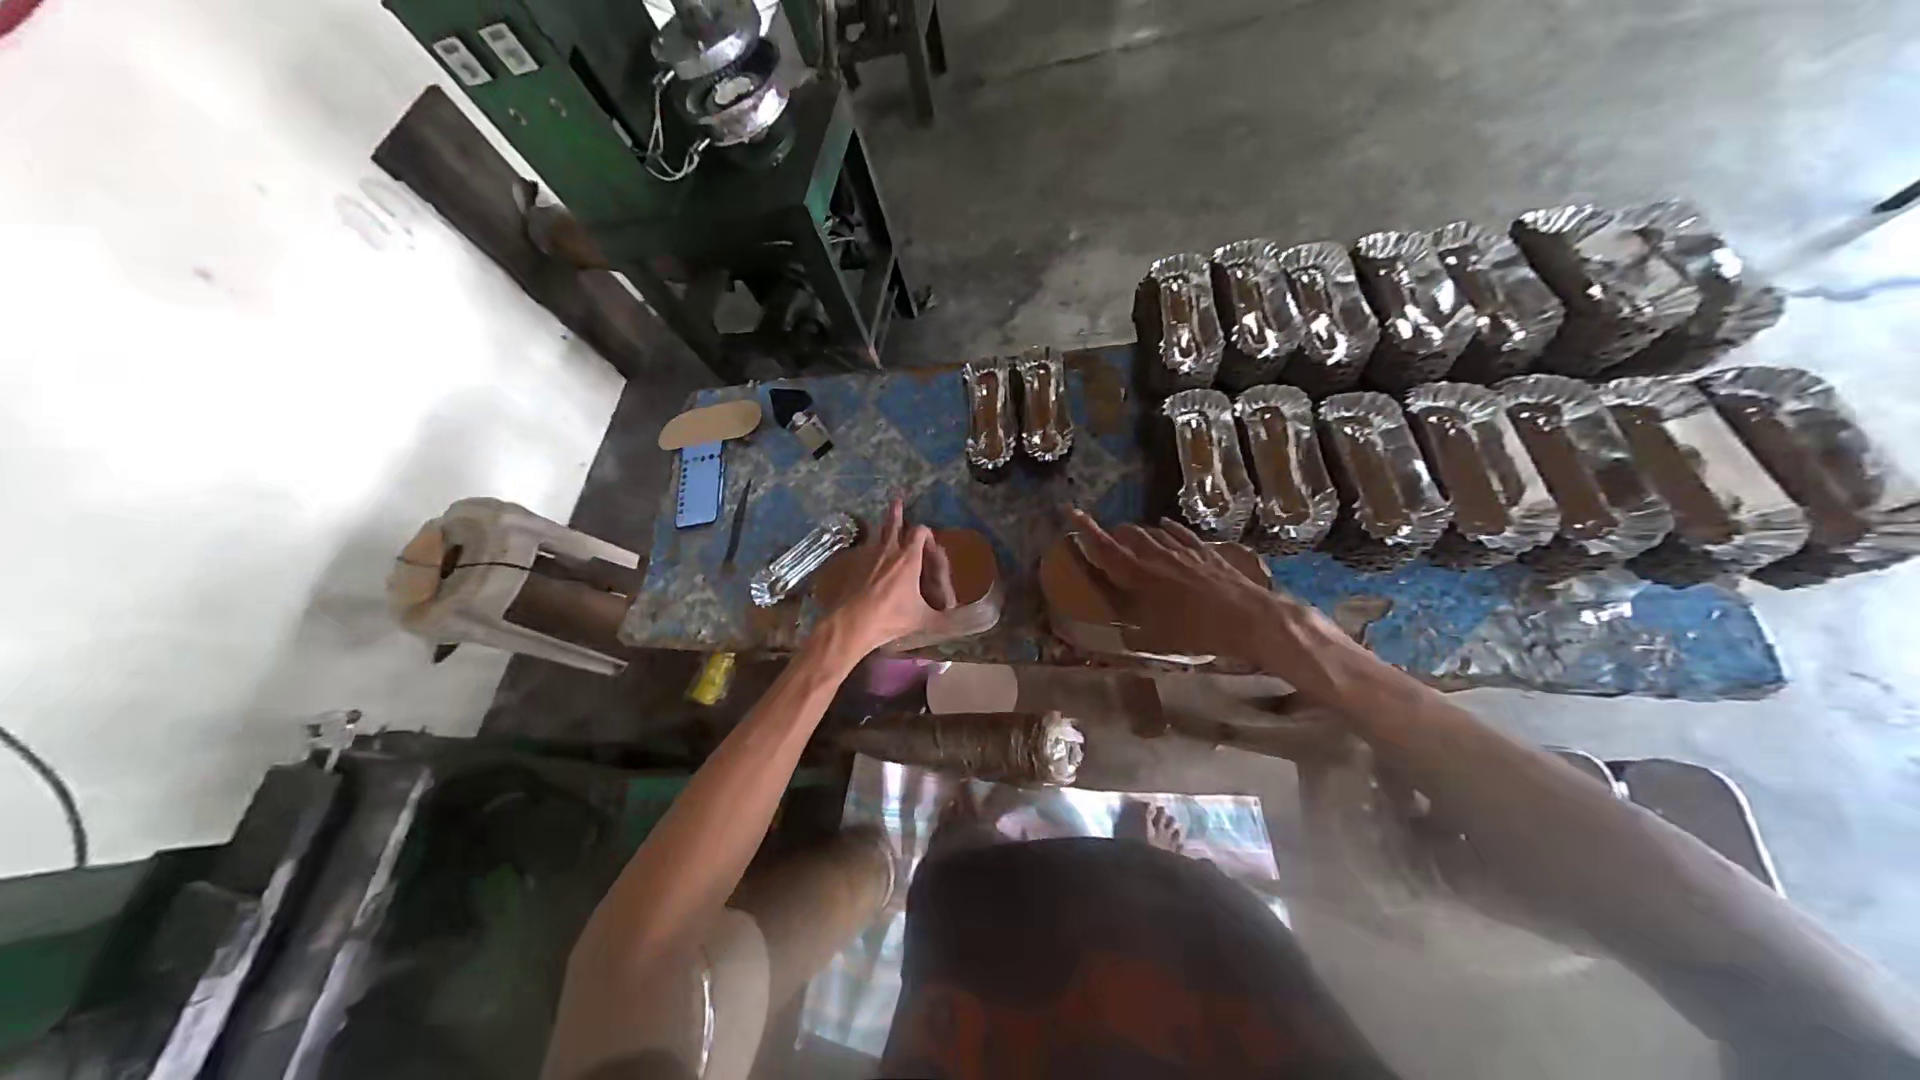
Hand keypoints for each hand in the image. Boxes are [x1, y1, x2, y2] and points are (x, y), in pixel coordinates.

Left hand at [817, 498, 949, 656]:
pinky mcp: (855, 566)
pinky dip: (870, 546)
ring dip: (883, 525)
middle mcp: (889, 551)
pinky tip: (869, 552)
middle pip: (893, 524)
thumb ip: (945, 618)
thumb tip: (969, 620)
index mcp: (909, 559)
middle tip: (897, 500)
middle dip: (897, 512)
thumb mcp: (923, 619)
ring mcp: (869, 557)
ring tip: (883, 518)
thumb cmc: (891, 617)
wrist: (853, 622)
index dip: (926, 533)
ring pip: (878, 534)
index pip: (920, 532)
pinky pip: (865, 549)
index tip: (928, 539)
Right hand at [1065, 508, 1284, 662]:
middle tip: (1107, 542)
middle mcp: (1158, 556)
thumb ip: (1131, 630)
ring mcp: (1183, 551)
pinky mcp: (1205, 552)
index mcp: (1139, 576)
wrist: (1248, 619)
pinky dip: (1167, 529)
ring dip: (1139, 533)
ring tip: (1133, 539)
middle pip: (1129, 535)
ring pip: (1153, 532)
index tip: (1071, 511)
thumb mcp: (1156, 637)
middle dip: (1113, 534)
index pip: (1105, 547)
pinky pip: (1180, 532)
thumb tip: (1114, 633)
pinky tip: (1164, 525)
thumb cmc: (1197, 632)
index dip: (1086, 529)